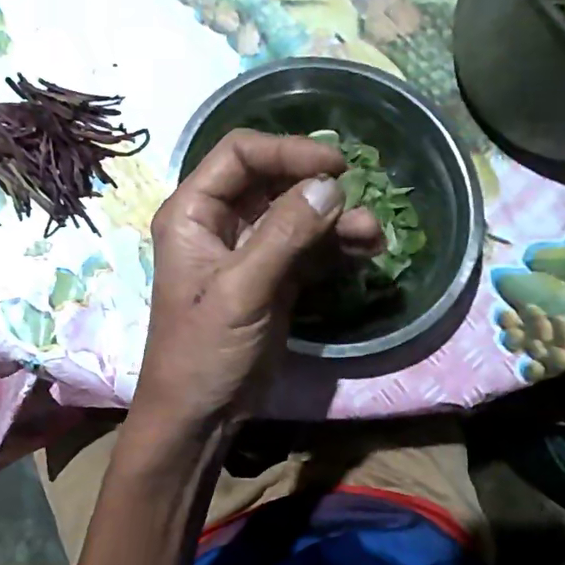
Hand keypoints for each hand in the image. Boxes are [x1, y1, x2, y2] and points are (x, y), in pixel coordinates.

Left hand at [134, 130, 380, 430]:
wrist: (200, 415)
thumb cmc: (203, 351)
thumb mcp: (241, 290)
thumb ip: (284, 235)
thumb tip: (330, 186)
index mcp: (193, 212)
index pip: (240, 155)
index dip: (287, 150)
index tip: (335, 165)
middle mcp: (219, 222)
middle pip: (273, 179)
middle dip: (317, 185)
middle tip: (358, 198)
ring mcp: (249, 250)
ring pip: (297, 214)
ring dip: (335, 218)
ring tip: (372, 232)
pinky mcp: (273, 277)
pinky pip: (308, 247)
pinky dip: (336, 245)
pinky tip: (367, 249)